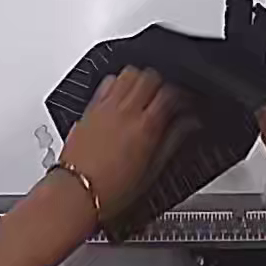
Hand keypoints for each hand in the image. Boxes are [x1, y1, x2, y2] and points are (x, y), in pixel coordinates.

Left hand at [57, 67, 192, 222]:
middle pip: (151, 76)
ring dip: (141, 79)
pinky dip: (119, 81)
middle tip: (167, 96)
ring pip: (130, 73)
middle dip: (163, 83)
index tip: (185, 102)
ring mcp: (107, 106)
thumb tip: (189, 124)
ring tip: (145, 93)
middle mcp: (126, 111)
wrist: (76, 192)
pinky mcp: (91, 107)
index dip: (182, 94)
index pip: (170, 94)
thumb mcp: (152, 171)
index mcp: (146, 127)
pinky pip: (108, 81)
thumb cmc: (111, 190)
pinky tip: (122, 94)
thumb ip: (173, 141)